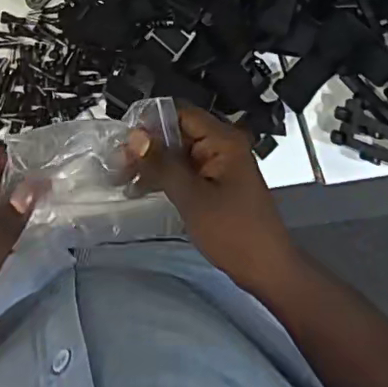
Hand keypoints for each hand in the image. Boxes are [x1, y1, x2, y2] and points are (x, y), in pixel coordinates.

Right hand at [129, 104, 298, 293]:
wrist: (269, 274)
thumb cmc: (235, 232)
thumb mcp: (192, 197)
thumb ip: (161, 163)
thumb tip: (134, 136)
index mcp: (222, 139)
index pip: (179, 112)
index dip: (150, 121)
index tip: (124, 139)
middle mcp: (222, 145)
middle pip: (176, 131)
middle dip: (147, 145)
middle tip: (118, 162)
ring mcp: (219, 164)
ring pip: (177, 151)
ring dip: (152, 162)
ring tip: (124, 177)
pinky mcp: (215, 183)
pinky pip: (184, 169)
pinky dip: (164, 175)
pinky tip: (142, 188)